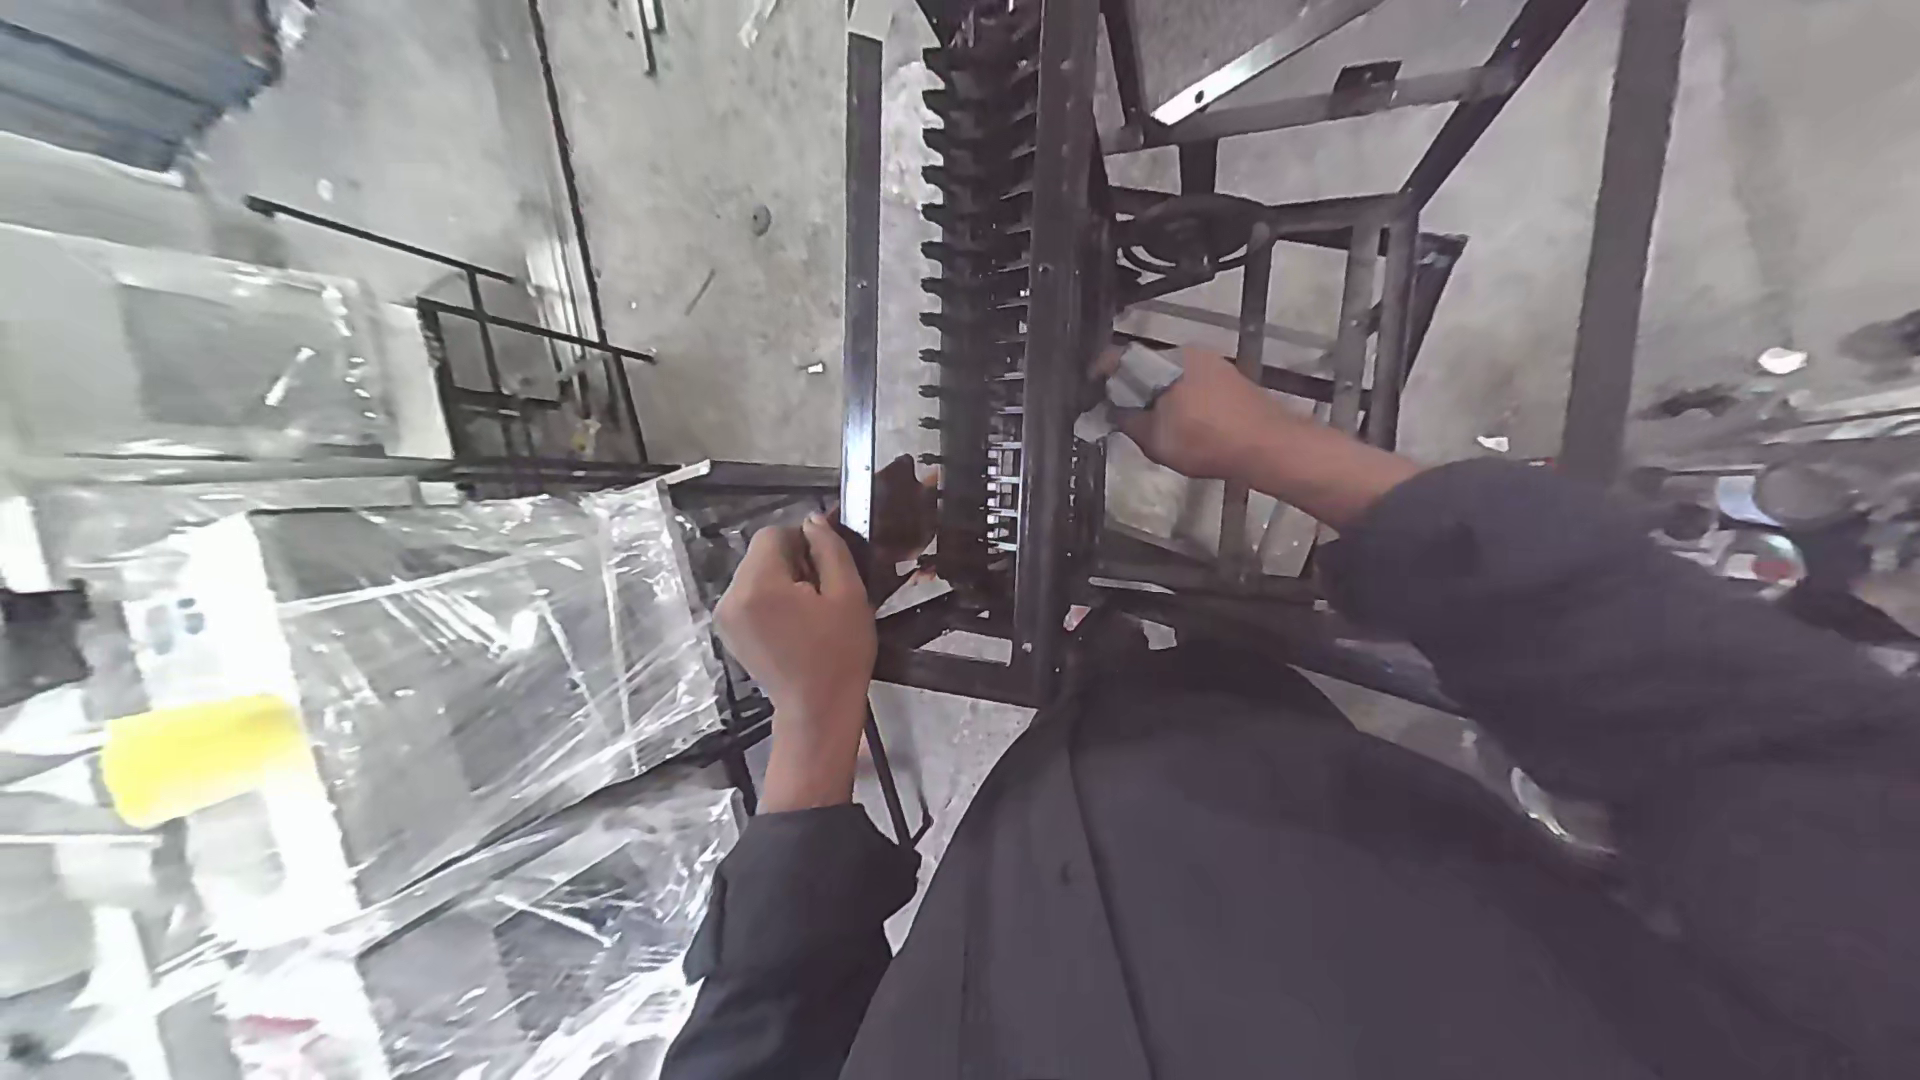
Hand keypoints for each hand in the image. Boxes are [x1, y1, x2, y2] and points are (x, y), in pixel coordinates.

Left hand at [717, 513, 875, 810]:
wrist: (818, 709)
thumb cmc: (840, 653)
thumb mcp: (848, 594)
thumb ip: (830, 549)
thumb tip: (813, 520)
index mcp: (758, 586)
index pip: (773, 535)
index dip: (803, 541)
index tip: (827, 567)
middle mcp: (730, 597)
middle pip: (761, 553)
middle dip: (792, 562)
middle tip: (822, 591)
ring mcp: (724, 617)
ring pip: (755, 573)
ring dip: (782, 579)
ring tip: (809, 609)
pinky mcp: (728, 631)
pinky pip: (749, 595)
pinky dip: (770, 597)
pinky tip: (793, 621)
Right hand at [1108, 345, 1421, 527]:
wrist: (1268, 446)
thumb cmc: (1206, 442)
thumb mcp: (1154, 439)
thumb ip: (1127, 421)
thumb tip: (1112, 411)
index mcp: (1166, 362)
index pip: (1120, 357)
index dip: (1100, 372)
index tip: (1090, 388)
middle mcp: (1189, 353)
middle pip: (1145, 365)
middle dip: (1130, 387)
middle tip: (1121, 414)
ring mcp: (1212, 362)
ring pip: (1169, 375)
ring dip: (1155, 394)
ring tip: (1150, 423)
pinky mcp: (1229, 377)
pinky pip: (1190, 382)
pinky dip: (1178, 398)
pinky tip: (1180, 423)